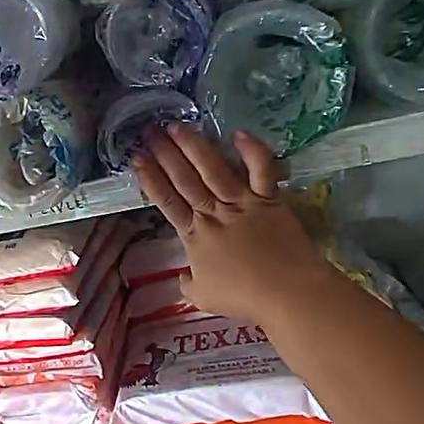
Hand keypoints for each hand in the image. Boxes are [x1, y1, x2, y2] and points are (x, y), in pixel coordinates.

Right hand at [134, 124, 346, 328]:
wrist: (286, 292)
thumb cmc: (244, 298)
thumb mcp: (203, 297)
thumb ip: (188, 283)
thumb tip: (183, 275)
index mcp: (195, 236)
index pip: (167, 201)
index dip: (150, 179)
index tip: (137, 159)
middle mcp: (214, 213)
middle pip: (185, 178)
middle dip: (165, 153)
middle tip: (150, 131)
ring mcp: (242, 202)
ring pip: (213, 168)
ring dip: (194, 145)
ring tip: (178, 126)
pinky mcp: (269, 199)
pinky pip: (261, 169)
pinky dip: (252, 151)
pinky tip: (238, 134)